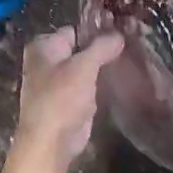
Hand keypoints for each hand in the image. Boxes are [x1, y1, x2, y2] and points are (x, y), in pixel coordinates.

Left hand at [14, 27, 123, 171]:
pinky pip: (87, 86)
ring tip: (127, 61)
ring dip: (102, 68)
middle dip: (101, 50)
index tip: (121, 33)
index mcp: (43, 47)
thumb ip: (101, 48)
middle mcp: (47, 62)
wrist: (51, 141)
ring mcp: (58, 83)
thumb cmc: (61, 99)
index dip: (97, 31)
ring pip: (85, 69)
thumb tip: (119, 34)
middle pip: (79, 49)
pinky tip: (117, 81)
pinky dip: (99, 84)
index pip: (75, 30)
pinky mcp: (69, 102)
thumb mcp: (83, 67)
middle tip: (128, 47)